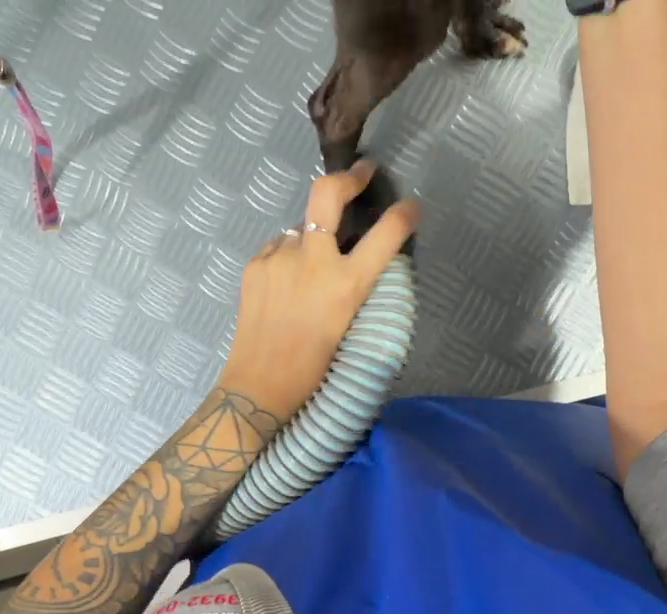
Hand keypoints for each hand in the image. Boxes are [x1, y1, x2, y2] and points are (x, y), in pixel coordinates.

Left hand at [217, 161, 420, 417]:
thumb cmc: (311, 371)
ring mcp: (279, 258)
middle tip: (361, 173)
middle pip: (327, 193)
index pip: (386, 235)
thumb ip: (350, 287)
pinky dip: (287, 259)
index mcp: (346, 285)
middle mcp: (313, 262)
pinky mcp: (255, 265)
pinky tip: (284, 287)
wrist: (258, 387)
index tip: (411, 207)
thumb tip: (345, 259)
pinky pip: (278, 249)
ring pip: (300, 230)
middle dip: (349, 177)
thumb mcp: (347, 328)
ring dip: (310, 240)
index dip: (403, 216)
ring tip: (307, 274)